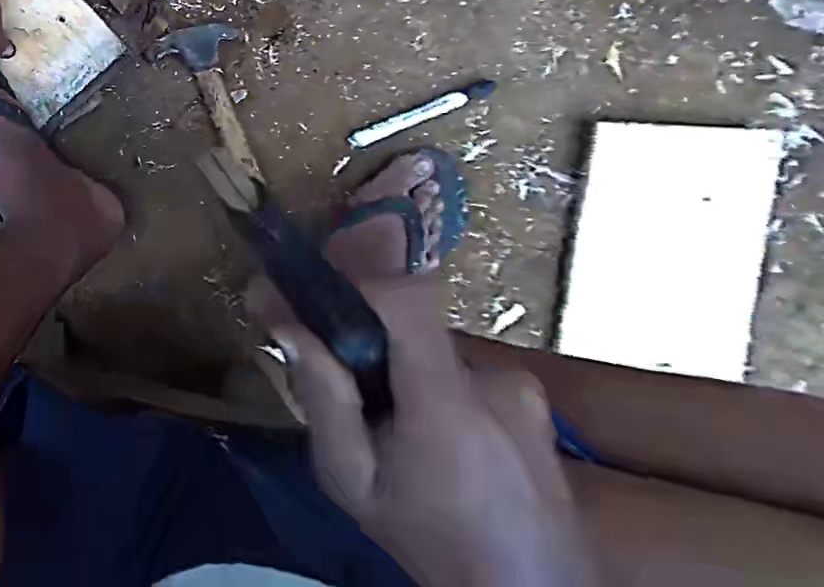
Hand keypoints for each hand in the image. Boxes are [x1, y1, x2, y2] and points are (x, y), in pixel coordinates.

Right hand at [250, 278, 594, 586]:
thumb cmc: (429, 542)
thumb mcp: (351, 480)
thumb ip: (322, 399)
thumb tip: (288, 324)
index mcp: (449, 404)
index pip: (406, 297)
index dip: (356, 281)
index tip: (315, 298)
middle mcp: (496, 384)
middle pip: (408, 324)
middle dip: (365, 341)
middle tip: (343, 385)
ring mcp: (523, 392)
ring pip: (432, 350)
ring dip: (401, 369)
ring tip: (390, 424)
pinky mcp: (536, 405)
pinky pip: (463, 370)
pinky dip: (435, 387)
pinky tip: (432, 436)